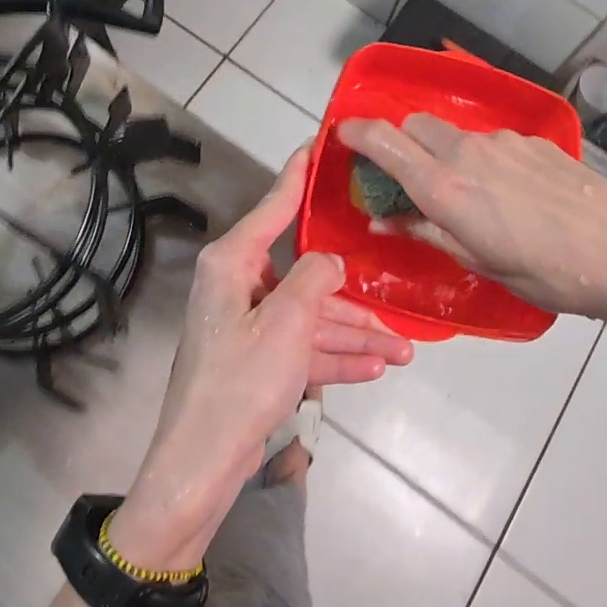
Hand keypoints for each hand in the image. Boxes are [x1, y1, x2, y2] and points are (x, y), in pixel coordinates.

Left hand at [106, 146, 413, 572]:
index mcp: (233, 262)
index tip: (319, 143)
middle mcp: (238, 284)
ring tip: (404, 352)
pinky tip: (376, 369)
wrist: (202, 463)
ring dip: (353, 334)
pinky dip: (334, 357)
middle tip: (398, 298)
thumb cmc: (241, 382)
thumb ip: (315, 279)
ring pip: (309, 317)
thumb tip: (331, 262)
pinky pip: (301, 346)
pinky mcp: (255, 360)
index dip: (300, 175)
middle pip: (305, 274)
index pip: (274, 205)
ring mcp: (246, 324)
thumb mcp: (287, 324)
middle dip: (352, 296)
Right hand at [337, 114, 606, 325]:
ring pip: (452, 133)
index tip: (342, 137)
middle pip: (413, 125)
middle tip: (408, 178)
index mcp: (444, 187)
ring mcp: (502, 141)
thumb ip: (425, 232)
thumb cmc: (547, 273)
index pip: (382, 140)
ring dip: (442, 152)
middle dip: (400, 142)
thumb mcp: (478, 262)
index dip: (355, 132)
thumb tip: (383, 221)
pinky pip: (490, 141)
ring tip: (468, 193)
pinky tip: (510, 192)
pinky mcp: (533, 141)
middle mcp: (466, 152)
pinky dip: (481, 158)